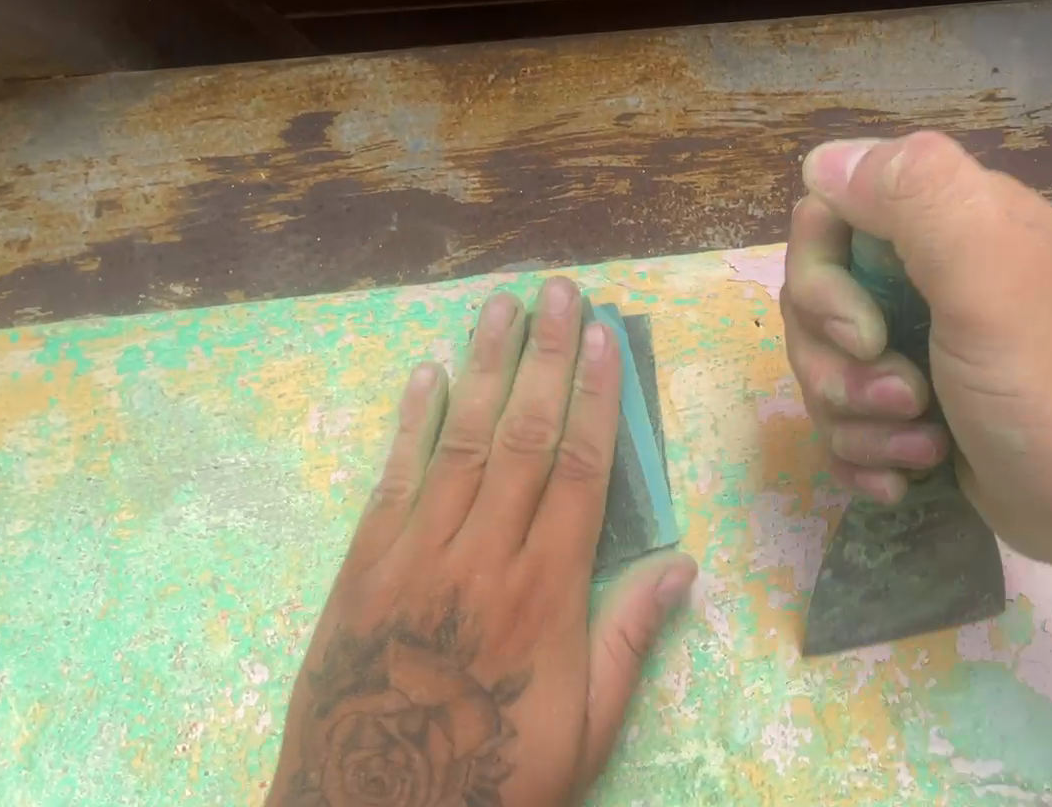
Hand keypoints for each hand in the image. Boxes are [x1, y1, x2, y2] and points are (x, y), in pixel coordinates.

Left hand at [268, 277, 697, 806]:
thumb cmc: (496, 776)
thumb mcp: (587, 728)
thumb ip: (631, 638)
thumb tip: (686, 565)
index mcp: (546, 591)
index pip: (582, 470)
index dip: (597, 399)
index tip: (605, 340)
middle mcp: (485, 555)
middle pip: (524, 436)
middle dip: (546, 358)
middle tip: (558, 293)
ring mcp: (418, 554)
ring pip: (459, 441)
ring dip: (483, 368)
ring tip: (500, 307)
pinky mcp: (364, 565)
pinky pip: (393, 479)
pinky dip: (412, 422)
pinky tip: (427, 372)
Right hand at [780, 132, 1051, 565]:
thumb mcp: (991, 276)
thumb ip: (915, 197)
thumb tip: (821, 161)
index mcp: (943, 223)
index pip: (827, 218)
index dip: (821, 278)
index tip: (864, 332)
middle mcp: (923, 275)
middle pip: (813, 303)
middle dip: (839, 367)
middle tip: (908, 399)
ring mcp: (916, 345)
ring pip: (823, 368)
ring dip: (858, 420)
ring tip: (923, 446)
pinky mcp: (913, 407)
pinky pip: (842, 420)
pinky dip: (865, 454)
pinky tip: (907, 476)